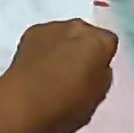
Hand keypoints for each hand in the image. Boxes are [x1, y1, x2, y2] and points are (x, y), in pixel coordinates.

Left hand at [0, 19, 117, 132]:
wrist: (24, 103)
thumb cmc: (67, 106)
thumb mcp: (98, 95)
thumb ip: (100, 74)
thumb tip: (94, 66)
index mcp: (100, 42)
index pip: (108, 43)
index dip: (101, 59)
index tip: (92, 73)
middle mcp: (78, 27)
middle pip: (85, 34)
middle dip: (81, 48)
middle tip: (72, 71)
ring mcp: (52, 27)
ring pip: (64, 34)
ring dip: (61, 46)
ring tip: (51, 70)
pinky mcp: (30, 32)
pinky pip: (44, 38)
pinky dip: (43, 48)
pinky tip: (36, 66)